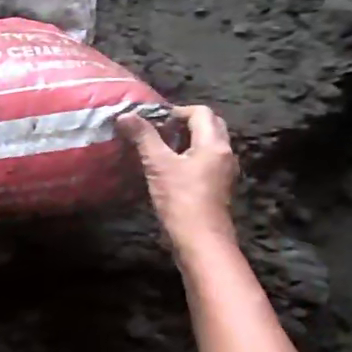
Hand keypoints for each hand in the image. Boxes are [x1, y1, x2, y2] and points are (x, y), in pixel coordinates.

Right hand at [117, 105, 238, 247]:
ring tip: (158, 147)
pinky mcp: (216, 185)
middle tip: (156, 130)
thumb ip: (143, 137)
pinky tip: (168, 167)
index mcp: (215, 144)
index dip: (176, 111)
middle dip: (183, 123)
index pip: (201, 113)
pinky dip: (188, 155)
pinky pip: (205, 159)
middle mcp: (225, 153)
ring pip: (207, 143)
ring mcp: (223, 171)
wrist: (200, 239)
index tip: (152, 121)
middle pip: (209, 126)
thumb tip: (125, 115)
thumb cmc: (180, 198)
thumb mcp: (158, 164)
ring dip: (185, 139)